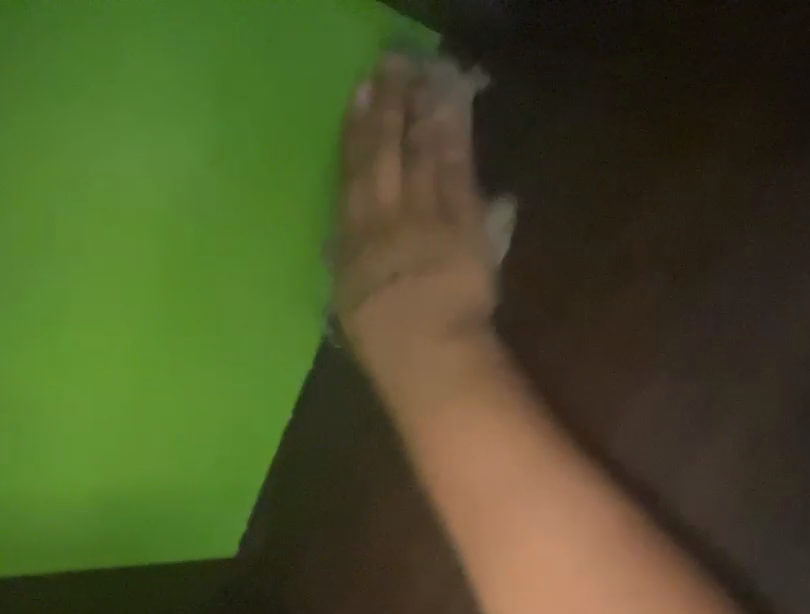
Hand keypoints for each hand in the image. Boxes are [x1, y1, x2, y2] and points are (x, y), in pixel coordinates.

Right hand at [333, 55, 515, 401]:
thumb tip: (345, 237)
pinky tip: (456, 106)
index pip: (354, 177)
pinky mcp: (464, 218)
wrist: (425, 351)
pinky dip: (455, 134)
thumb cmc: (382, 343)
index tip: (360, 95)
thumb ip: (350, 263)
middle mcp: (387, 217)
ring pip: (423, 151)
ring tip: (426, 73)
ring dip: (424, 108)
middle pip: (387, 153)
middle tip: (391, 66)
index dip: (357, 132)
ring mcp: (427, 213)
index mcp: (354, 242)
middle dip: (389, 107)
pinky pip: (459, 167)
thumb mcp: (348, 303)